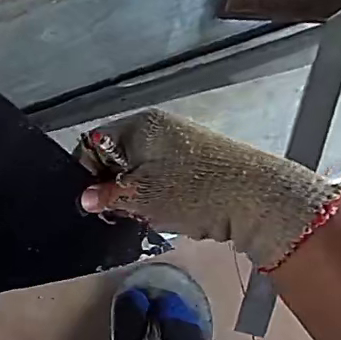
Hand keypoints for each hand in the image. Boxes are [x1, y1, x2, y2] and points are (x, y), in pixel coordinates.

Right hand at [78, 109, 340, 270]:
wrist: (255, 200)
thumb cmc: (192, 191)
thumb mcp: (141, 196)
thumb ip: (108, 194)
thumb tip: (85, 197)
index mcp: (140, 125)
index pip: (96, 143)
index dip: (88, 171)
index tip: (91, 199)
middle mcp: (159, 129)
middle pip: (117, 158)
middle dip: (113, 186)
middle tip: (117, 212)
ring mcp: (180, 145)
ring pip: (140, 172)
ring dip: (136, 195)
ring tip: (145, 214)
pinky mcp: (196, 164)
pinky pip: (162, 179)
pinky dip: (158, 197)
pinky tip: (166, 213)